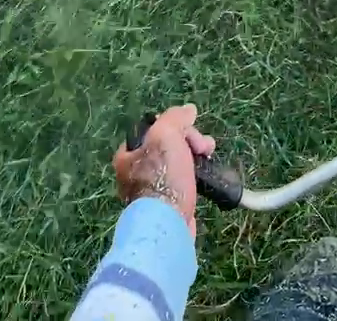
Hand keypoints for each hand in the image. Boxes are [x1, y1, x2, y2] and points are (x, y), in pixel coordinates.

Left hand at [114, 104, 214, 235]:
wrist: (167, 226)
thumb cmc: (162, 177)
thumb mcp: (166, 135)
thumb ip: (175, 117)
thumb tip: (188, 109)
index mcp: (127, 154)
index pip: (155, 128)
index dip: (176, 126)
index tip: (191, 132)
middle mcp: (134, 171)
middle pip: (168, 144)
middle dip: (190, 140)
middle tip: (204, 147)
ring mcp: (151, 189)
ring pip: (177, 161)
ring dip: (196, 155)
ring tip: (210, 157)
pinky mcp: (166, 204)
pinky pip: (181, 181)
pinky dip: (193, 175)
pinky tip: (204, 177)